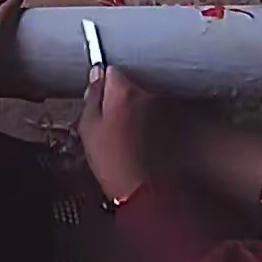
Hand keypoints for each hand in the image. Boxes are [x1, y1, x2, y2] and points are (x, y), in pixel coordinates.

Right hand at [79, 66, 153, 202]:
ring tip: (123, 132)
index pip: (111, 70)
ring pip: (141, 100)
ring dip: (133, 108)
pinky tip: (137, 139)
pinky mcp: (172, 124)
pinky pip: (153, 114)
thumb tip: (96, 76)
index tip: (97, 94)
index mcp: (123, 91)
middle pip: (128, 84)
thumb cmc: (113, 161)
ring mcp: (162, 109)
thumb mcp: (89, 127)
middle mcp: (146, 95)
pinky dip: (146, 121)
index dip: (102, 82)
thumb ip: (92, 96)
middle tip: (107, 118)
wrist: (143, 191)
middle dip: (117, 95)